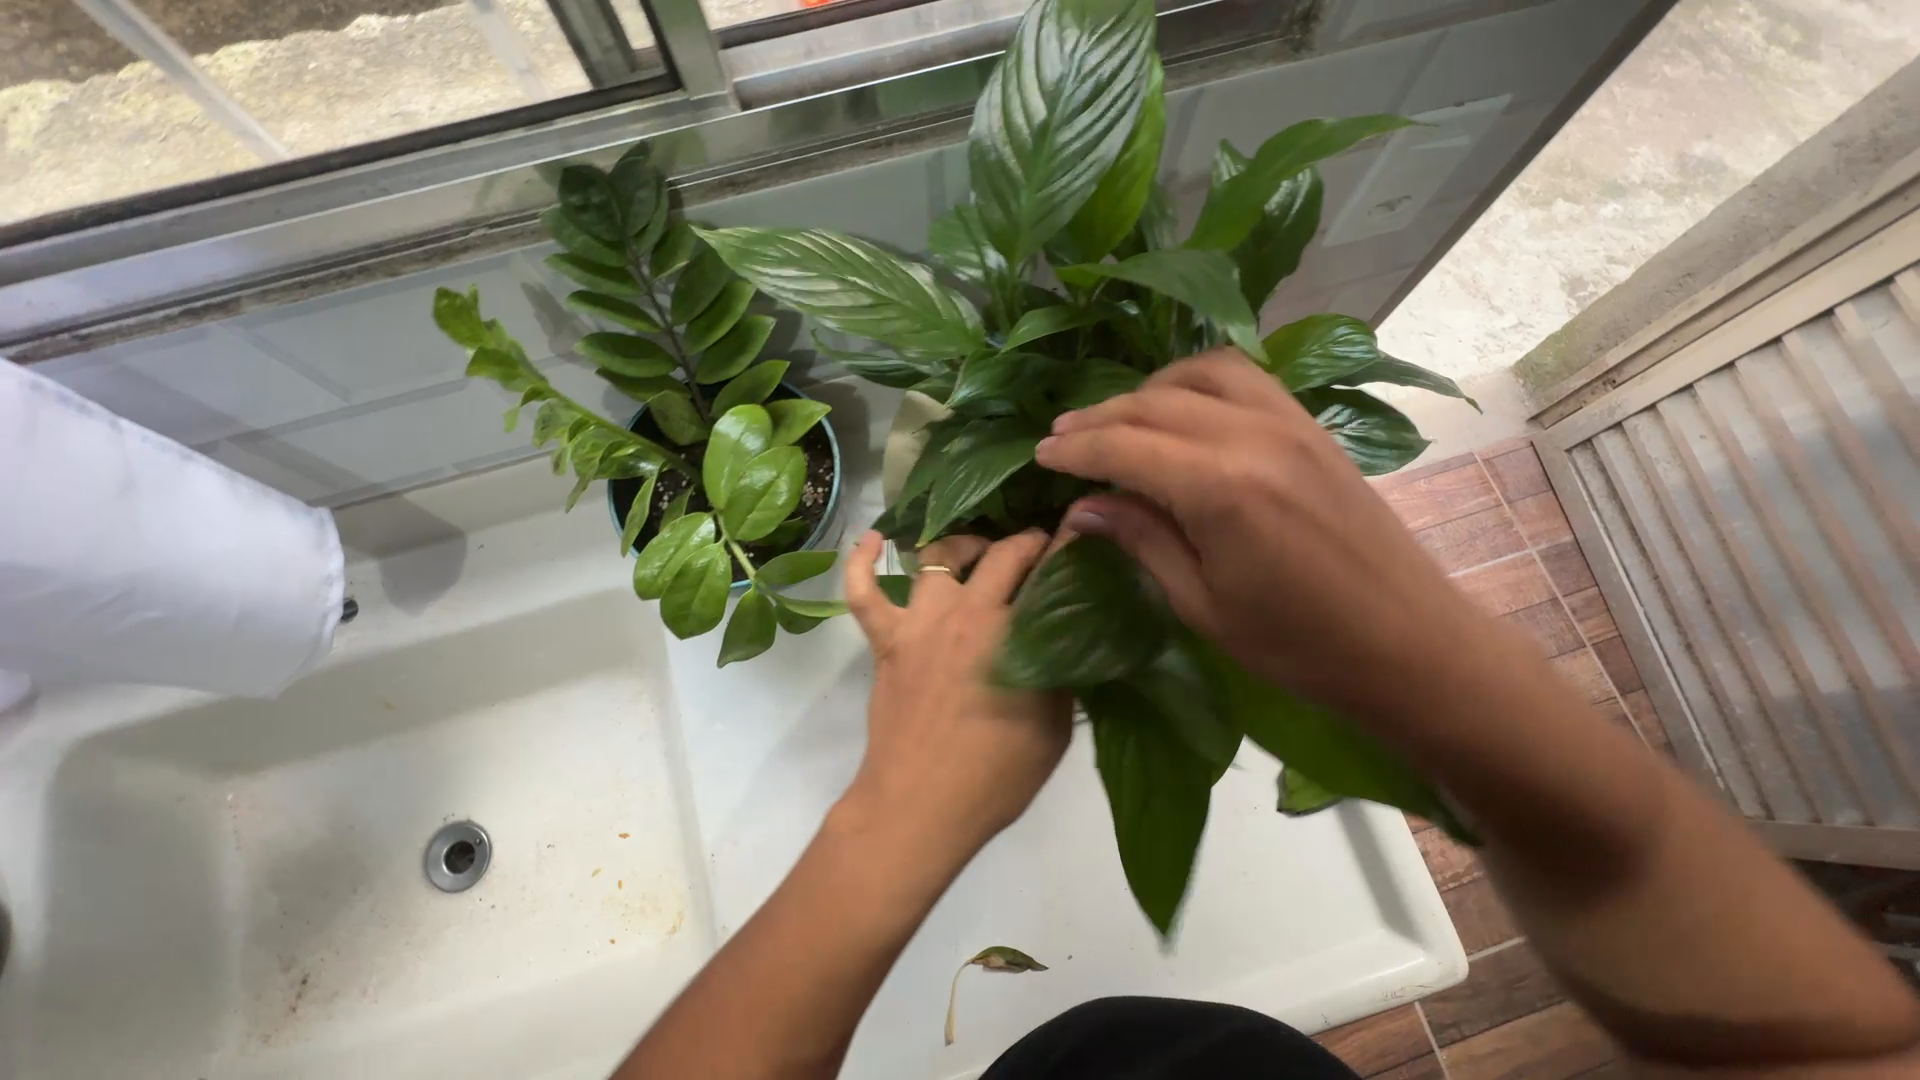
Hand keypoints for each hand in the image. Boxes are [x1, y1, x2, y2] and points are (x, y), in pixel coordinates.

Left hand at [839, 529, 1071, 863]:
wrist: (920, 808)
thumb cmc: (996, 775)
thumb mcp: (1053, 726)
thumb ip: (1061, 670)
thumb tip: (1070, 637)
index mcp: (1012, 632)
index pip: (1046, 570)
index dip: (1068, 547)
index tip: (1083, 538)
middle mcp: (965, 613)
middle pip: (1000, 554)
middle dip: (1026, 543)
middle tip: (1040, 550)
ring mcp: (919, 624)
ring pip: (936, 559)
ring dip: (963, 548)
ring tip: (979, 554)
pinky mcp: (885, 642)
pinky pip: (864, 593)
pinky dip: (862, 562)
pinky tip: (873, 540)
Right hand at [1034, 349, 1492, 724]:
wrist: (1409, 643)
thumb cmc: (1297, 646)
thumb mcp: (1202, 605)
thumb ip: (1142, 540)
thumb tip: (1082, 508)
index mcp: (1220, 489)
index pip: (1124, 448)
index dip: (1075, 450)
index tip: (1039, 456)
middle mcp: (1252, 436)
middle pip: (1153, 405)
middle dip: (1098, 419)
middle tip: (1061, 438)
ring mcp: (1289, 423)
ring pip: (1198, 375)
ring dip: (1146, 391)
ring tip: (1115, 419)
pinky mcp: (1312, 427)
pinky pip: (1244, 378)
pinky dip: (1198, 381)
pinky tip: (1180, 406)